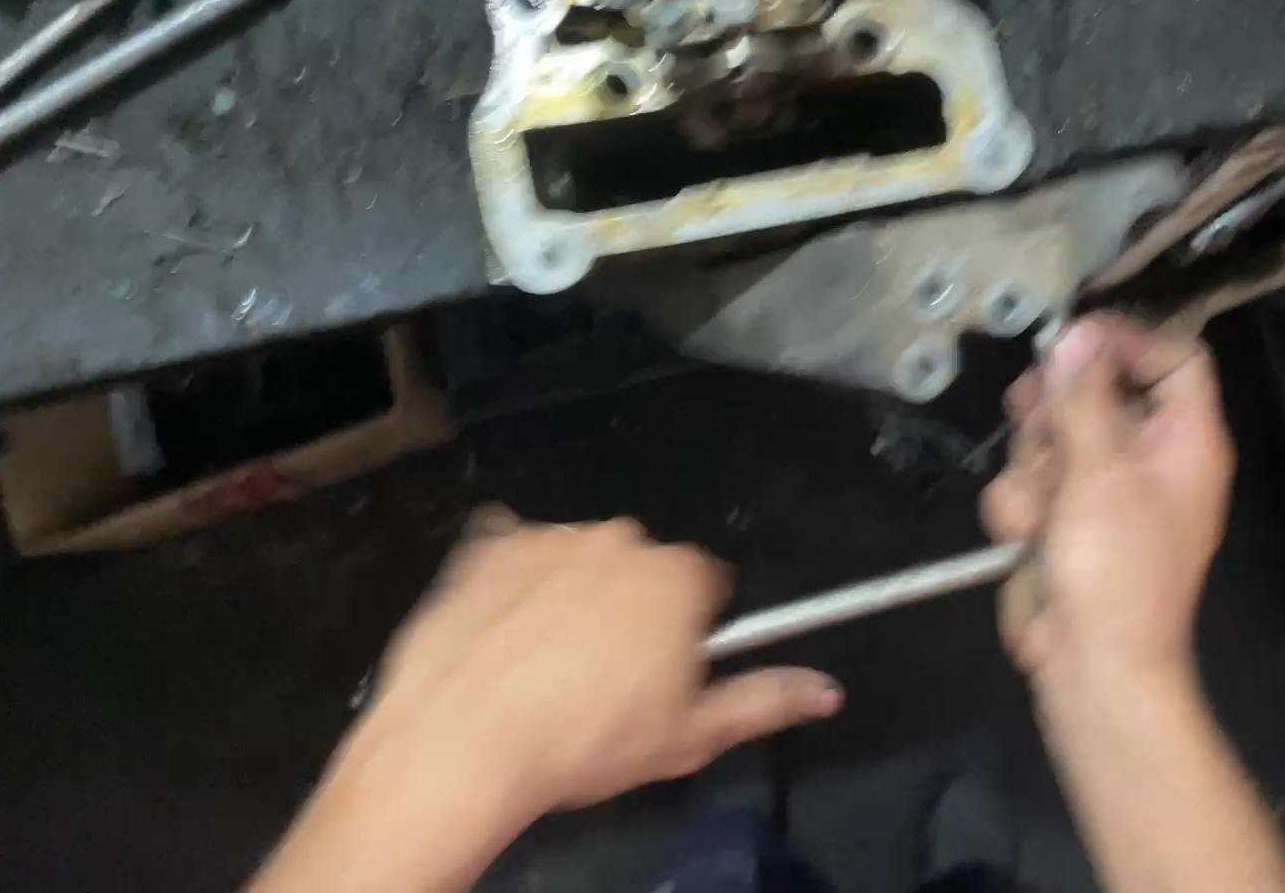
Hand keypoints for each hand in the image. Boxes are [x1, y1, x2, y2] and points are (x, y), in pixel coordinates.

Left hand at [353, 508, 842, 818]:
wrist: (456, 749)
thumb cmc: (582, 742)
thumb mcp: (691, 733)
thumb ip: (767, 698)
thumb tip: (828, 688)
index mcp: (679, 576)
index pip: (707, 586)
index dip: (687, 631)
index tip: (660, 670)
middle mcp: (624, 540)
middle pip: (648, 568)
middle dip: (637, 609)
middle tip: (606, 675)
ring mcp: (556, 536)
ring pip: (586, 560)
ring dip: (579, 596)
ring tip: (548, 663)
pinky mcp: (494, 544)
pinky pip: (521, 551)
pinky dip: (521, 583)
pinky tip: (508, 633)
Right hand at [980, 314, 1234, 688]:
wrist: (1088, 668)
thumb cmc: (1115, 572)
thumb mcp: (1102, 476)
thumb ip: (1084, 399)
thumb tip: (1074, 333)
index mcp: (1183, 441)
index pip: (1174, 359)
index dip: (1127, 341)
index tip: (1070, 339)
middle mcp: (1142, 455)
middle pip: (1095, 391)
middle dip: (1055, 411)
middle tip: (1032, 418)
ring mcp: (1095, 485)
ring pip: (1048, 434)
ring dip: (1031, 468)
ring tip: (1040, 510)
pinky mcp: (1056, 513)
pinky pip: (1026, 478)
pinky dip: (1019, 505)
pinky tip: (1025, 536)